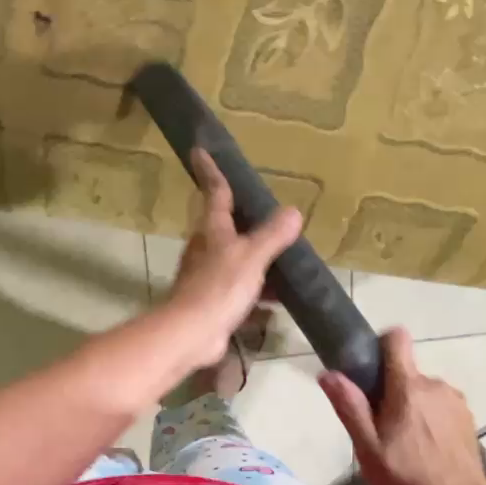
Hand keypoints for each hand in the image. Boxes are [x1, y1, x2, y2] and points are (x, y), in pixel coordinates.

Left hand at [163, 148, 302, 365]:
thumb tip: (293, 212)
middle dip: (245, 220)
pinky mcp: (212, 303)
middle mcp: (206, 249)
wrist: (192, 334)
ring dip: (258, 259)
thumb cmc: (219, 288)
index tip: (200, 150)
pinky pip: (240, 289)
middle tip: (268, 213)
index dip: (210, 170)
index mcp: (213, 229)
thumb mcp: (252, 256)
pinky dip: (258, 290)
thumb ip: (272, 235)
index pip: (214, 192)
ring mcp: (207, 277)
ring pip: (236, 259)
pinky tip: (277, 299)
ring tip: (285, 259)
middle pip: (227, 227)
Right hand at [319, 327, 485, 484]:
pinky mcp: (468, 420)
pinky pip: (441, 409)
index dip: (379, 347)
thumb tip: (329, 374)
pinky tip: (425, 453)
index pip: (396, 340)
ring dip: (412, 409)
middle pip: (406, 374)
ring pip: (424, 394)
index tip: (367, 373)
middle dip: (391, 393)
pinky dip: (429, 422)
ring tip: (403, 447)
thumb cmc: (403, 478)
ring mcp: (456, 402)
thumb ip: (349, 407)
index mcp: (408, 387)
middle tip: (379, 431)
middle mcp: (436, 385)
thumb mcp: (367, 447)